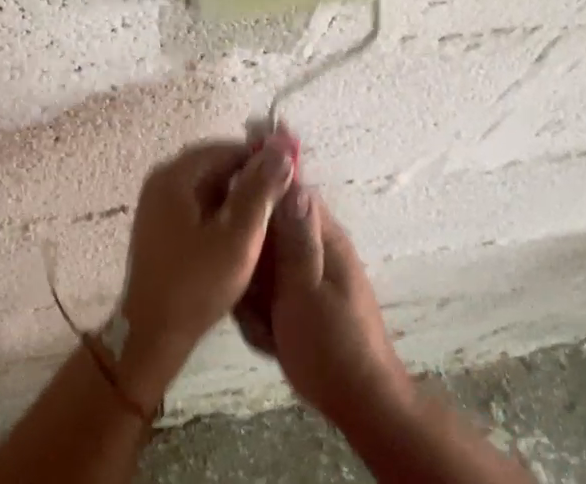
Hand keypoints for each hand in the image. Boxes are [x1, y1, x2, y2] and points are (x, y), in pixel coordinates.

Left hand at [115, 138, 296, 391]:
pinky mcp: (161, 228)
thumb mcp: (238, 236)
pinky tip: (246, 235)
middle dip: (250, 179)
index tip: (292, 177)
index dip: (260, 159)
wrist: (154, 331)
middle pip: (213, 166)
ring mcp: (157, 206)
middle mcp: (161, 183)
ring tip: (272, 218)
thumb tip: (281, 149)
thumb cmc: (198, 283)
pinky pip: (197, 207)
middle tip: (285, 200)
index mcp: (173, 176)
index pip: (223, 149)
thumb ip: (260, 191)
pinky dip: (222, 214)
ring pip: (207, 188)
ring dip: (238, 198)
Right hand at [236, 175, 413, 419]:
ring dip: (250, 288)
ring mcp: (303, 277)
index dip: (256, 185)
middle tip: (245, 287)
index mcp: (323, 238)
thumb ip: (297, 238)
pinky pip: (262, 290)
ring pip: (258, 261)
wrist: (359, 404)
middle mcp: (314, 249)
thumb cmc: (332, 345)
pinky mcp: (295, 301)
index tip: (226, 201)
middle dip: (246, 253)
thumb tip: (293, 182)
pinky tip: (263, 332)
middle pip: (264, 227)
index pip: (288, 189)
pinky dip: (258, 310)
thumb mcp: (306, 290)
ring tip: (257, 317)